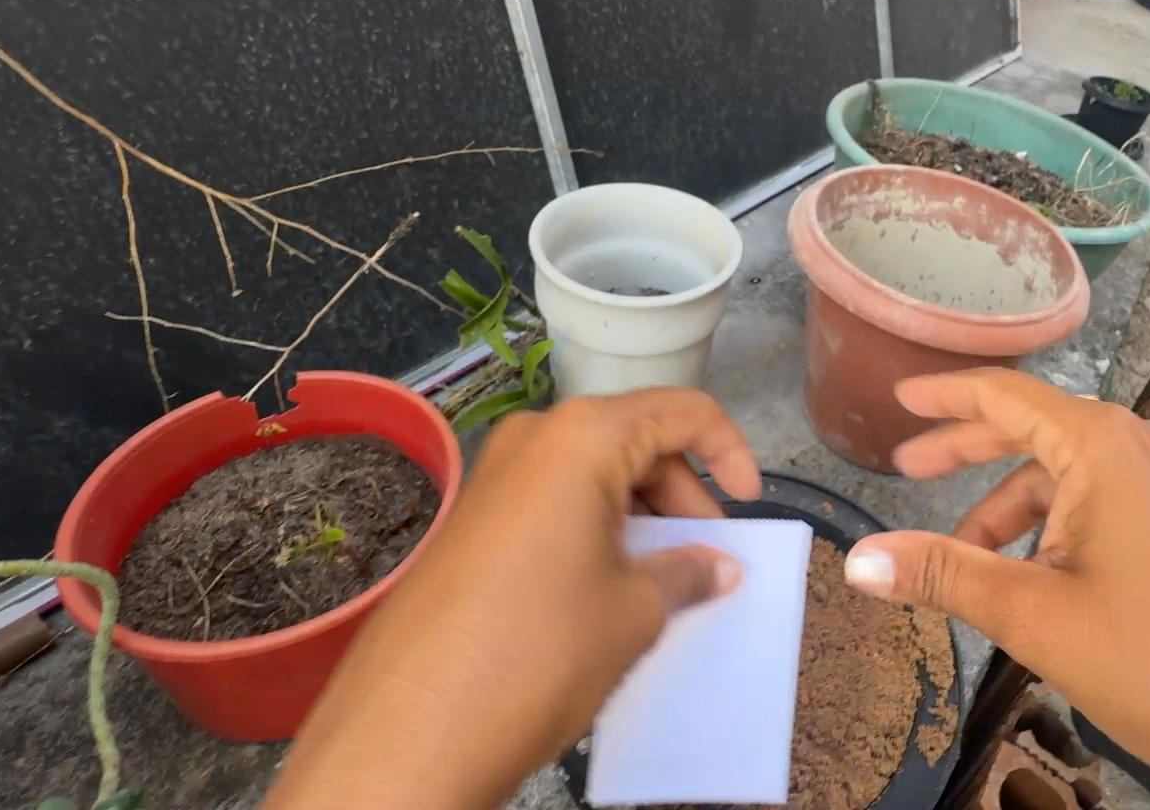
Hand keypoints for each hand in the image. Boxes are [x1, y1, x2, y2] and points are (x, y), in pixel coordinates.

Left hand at [266, 388, 761, 809]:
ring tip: (661, 580)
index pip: (684, 411)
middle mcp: (538, 436)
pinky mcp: (473, 518)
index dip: (731, 451)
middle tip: (706, 558)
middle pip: (639, 440)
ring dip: (643, 515)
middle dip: (684, 494)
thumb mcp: (634, 611)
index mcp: (585, 435)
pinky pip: (557, 501)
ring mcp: (497, 475)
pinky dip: (599, 528)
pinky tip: (608, 587)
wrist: (400, 738)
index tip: (749, 505)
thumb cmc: (541, 650)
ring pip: (597, 472)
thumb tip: (720, 567)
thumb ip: (687, 572)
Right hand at [840, 369, 1149, 809]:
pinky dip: (1054, 527)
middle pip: (1032, 429)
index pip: (1004, 394)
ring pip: (1067, 476)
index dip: (945, 395)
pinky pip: (1102, 502)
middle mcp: (1140, 444)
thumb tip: (854, 562)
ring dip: (1010, 509)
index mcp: (1101, 444)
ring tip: (968, 558)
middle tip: (907, 470)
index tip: (901, 399)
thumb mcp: (1032, 613)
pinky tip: (1034, 576)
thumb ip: (941, 573)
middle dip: (965, 451)